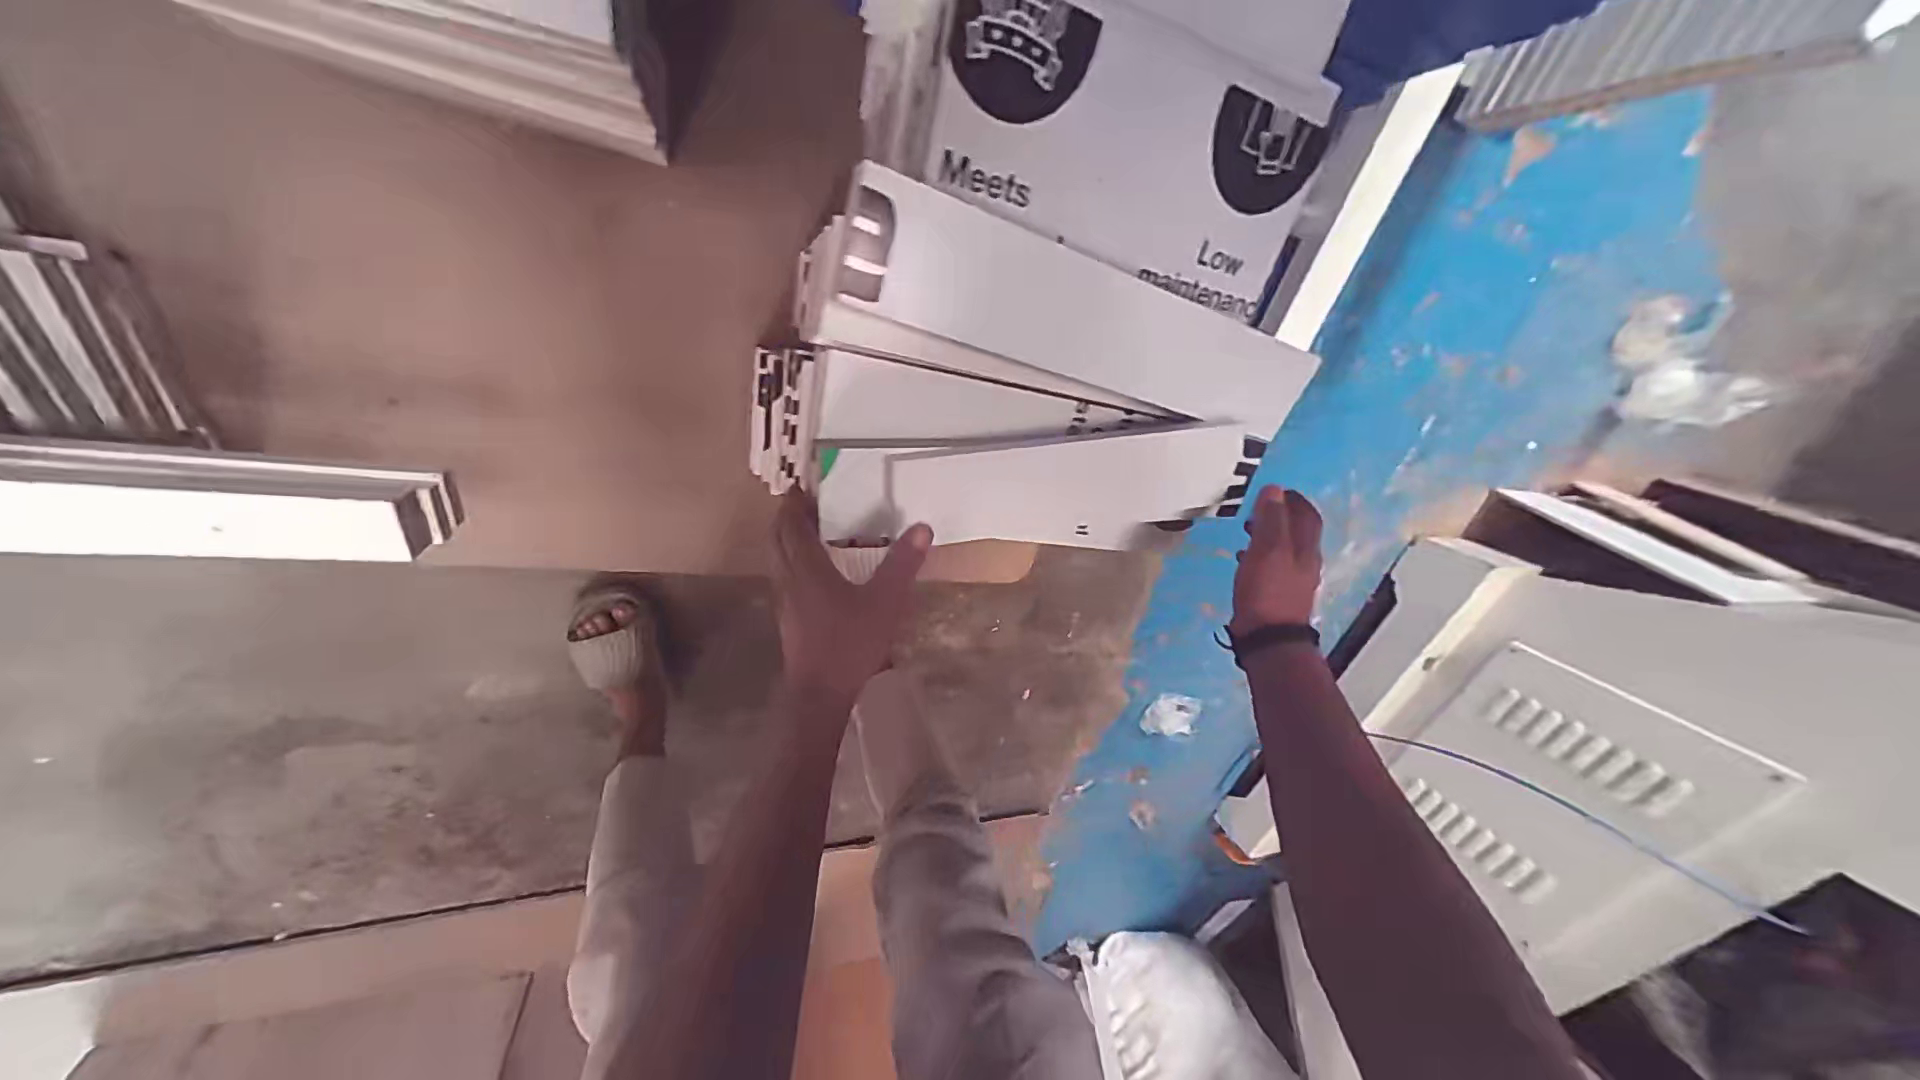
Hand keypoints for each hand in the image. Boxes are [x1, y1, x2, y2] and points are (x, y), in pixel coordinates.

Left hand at [771, 490, 932, 705]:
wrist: (820, 693)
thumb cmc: (850, 643)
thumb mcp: (885, 601)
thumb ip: (902, 564)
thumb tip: (922, 528)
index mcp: (806, 568)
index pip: (791, 525)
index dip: (796, 503)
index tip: (806, 487)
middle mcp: (788, 579)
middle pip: (777, 538)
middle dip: (787, 517)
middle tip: (808, 505)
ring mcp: (784, 601)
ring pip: (777, 559)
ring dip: (787, 540)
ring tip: (811, 533)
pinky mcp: (787, 619)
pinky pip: (784, 577)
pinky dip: (792, 562)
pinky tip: (815, 573)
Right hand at [1230, 486, 1323, 635]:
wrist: (1268, 638)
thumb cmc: (1267, 590)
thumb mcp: (1267, 549)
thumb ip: (1271, 520)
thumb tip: (1274, 490)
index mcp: (1305, 548)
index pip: (1307, 516)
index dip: (1294, 500)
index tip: (1277, 491)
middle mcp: (1304, 562)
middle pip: (1298, 532)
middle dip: (1281, 516)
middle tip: (1259, 509)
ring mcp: (1293, 580)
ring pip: (1285, 549)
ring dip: (1270, 536)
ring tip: (1248, 531)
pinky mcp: (1278, 595)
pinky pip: (1273, 567)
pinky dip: (1261, 556)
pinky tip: (1246, 560)